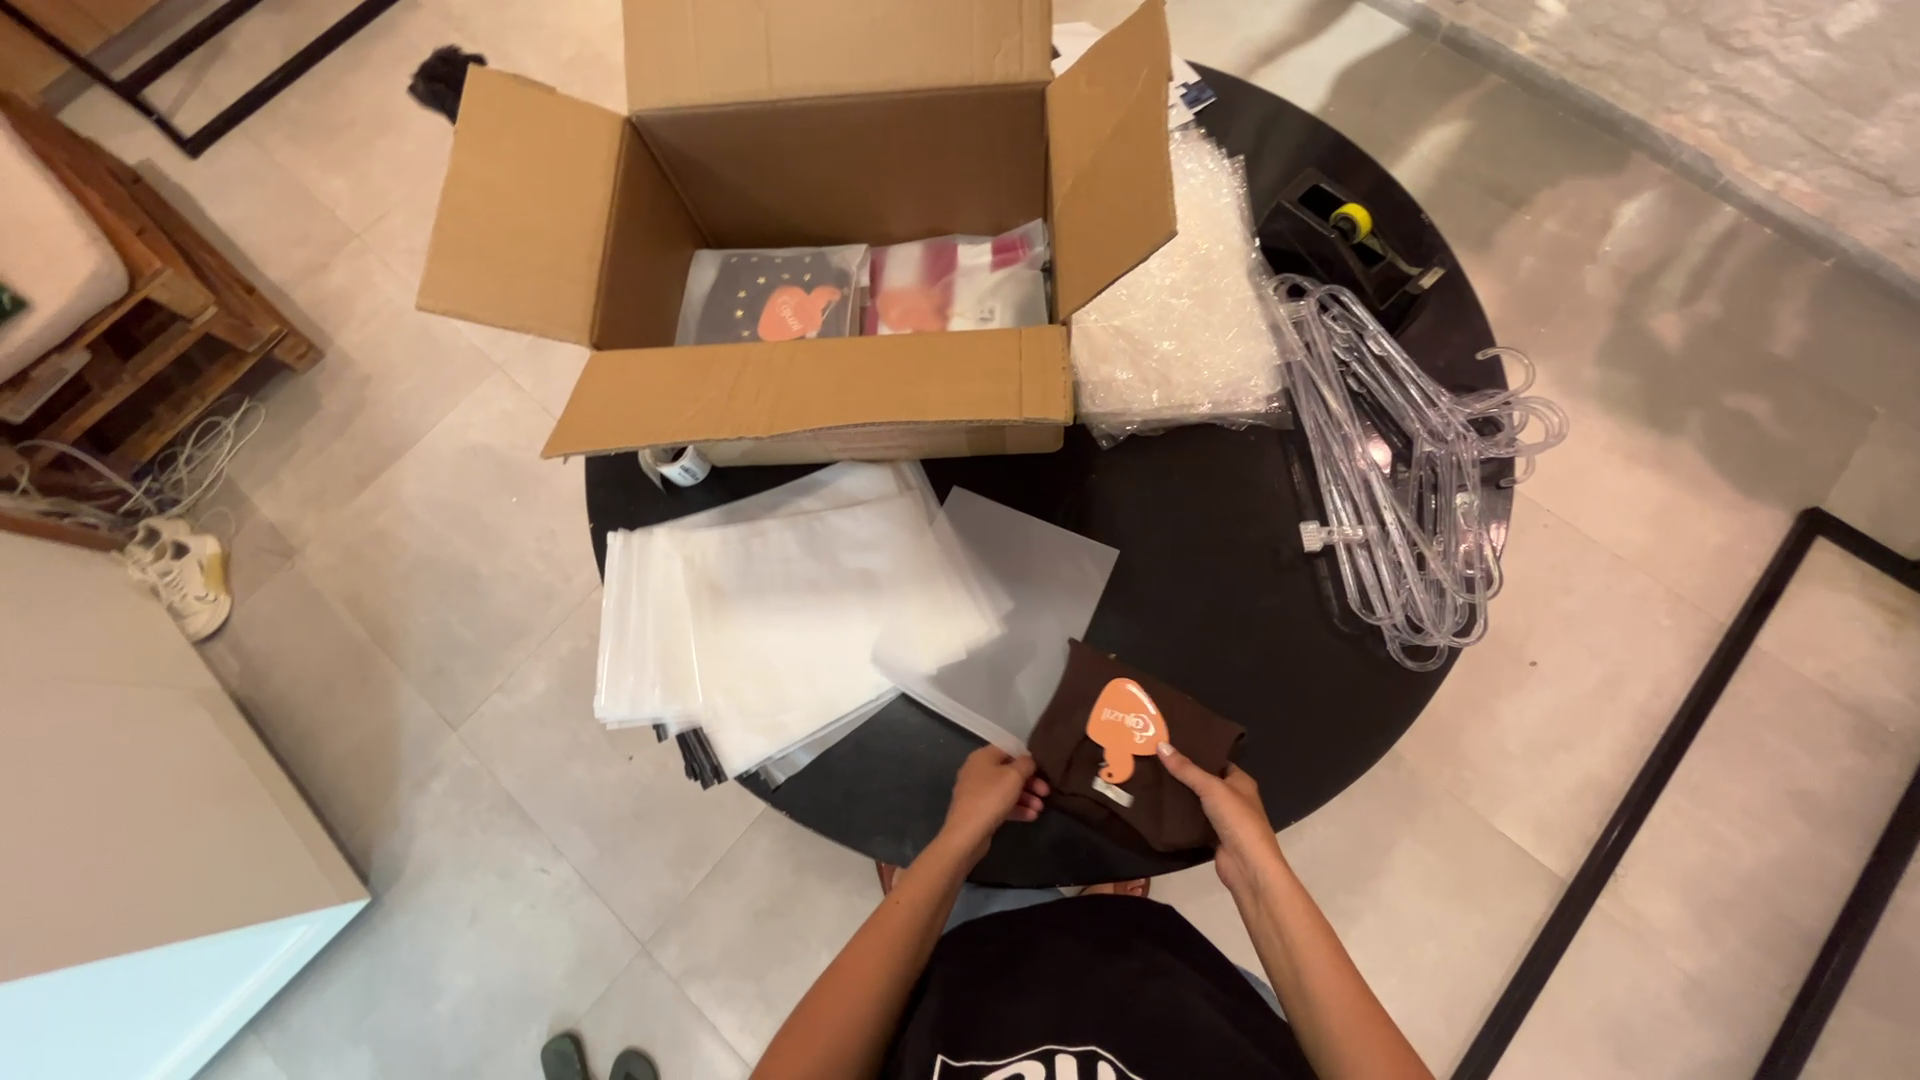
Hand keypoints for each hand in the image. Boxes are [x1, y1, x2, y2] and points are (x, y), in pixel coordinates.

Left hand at [939, 745, 1049, 864]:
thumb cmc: (991, 797)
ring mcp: (976, 791)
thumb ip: (1026, 763)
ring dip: (1026, 797)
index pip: (1008, 750)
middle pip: (1008, 772)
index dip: (1026, 759)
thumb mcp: (1014, 775)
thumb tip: (1029, 760)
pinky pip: (1000, 804)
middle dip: (1029, 782)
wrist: (967, 832)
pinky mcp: (978, 810)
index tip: (1042, 770)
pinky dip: (1016, 808)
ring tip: (1040, 809)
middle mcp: (977, 770)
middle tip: (1046, 792)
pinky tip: (1031, 816)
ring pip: (1006, 790)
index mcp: (983, 756)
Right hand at [1158, 743, 1284, 896]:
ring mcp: (1224, 818)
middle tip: (1156, 758)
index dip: (1198, 752)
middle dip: (1184, 773)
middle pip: (1205, 781)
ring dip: (1181, 794)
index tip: (1172, 743)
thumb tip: (1161, 744)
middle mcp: (1235, 798)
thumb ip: (1186, 769)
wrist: (1247, 865)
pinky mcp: (1213, 836)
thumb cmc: (1237, 819)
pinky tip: (1160, 805)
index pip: (1217, 761)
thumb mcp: (1211, 787)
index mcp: (1241, 781)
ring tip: (1153, 777)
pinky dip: (1180, 815)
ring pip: (1198, 801)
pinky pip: (1194, 820)